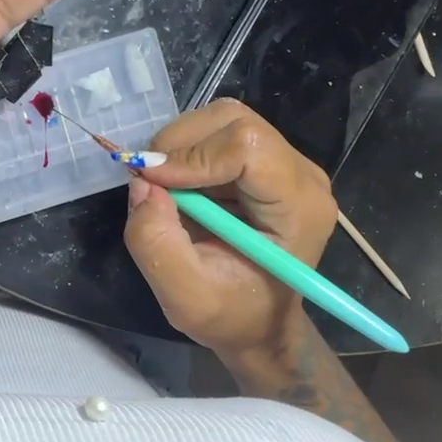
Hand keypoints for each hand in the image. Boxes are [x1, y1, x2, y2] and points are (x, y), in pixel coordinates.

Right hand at [122, 101, 338, 355]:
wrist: (257, 322)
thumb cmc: (231, 315)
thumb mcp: (186, 299)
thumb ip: (158, 245)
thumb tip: (141, 185)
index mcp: (298, 208)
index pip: (248, 146)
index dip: (191, 156)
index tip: (150, 183)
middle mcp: (300, 175)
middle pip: (234, 121)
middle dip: (179, 144)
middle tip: (149, 182)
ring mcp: (282, 162)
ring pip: (221, 119)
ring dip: (179, 146)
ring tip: (165, 188)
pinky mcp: (261, 160)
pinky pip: (215, 132)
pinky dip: (183, 150)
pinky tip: (179, 186)